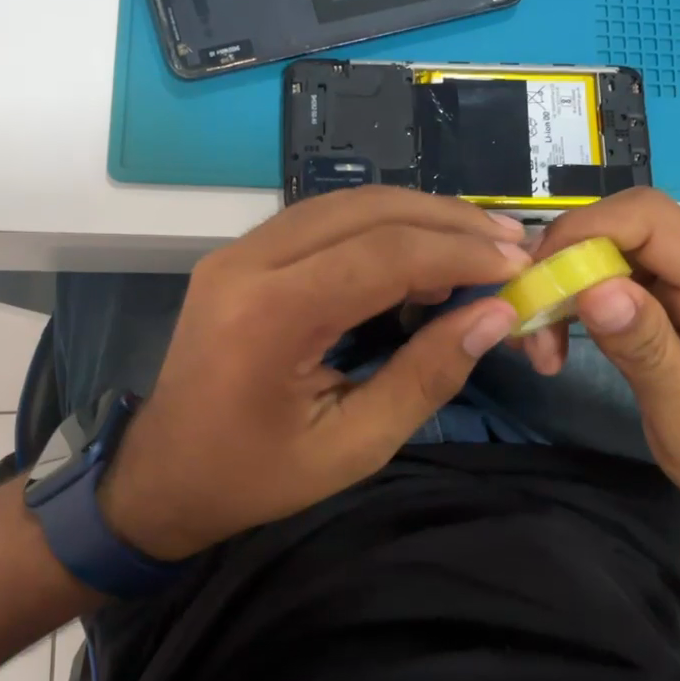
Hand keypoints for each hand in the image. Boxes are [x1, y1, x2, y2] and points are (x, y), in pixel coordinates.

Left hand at [98, 187, 528, 560]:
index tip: (518, 264)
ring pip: (345, 203)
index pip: (383, 255)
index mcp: (270, 316)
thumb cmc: (254, 477)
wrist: (161, 475)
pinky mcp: (241, 254)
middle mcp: (248, 262)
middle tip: (510, 241)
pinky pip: (322, 219)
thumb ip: (425, 377)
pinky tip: (419, 250)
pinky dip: (380, 226)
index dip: (458, 253)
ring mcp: (238, 251)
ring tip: (477, 241)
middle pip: (366, 210)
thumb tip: (494, 316)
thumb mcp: (352, 447)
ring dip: (416, 215)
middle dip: (447, 220)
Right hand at [525, 189, 679, 530]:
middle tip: (529, 325)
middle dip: (564, 264)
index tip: (535, 282)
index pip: (648, 217)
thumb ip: (649, 351)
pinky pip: (616, 281)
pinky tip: (559, 347)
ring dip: (565, 290)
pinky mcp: (676, 303)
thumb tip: (594, 287)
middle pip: (622, 227)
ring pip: (611, 252)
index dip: (583, 231)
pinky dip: (579, 306)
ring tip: (540, 351)